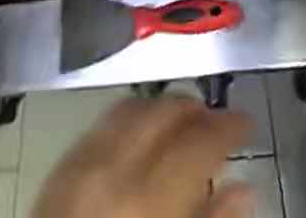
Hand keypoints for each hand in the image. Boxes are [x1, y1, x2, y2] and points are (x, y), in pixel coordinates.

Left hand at [28, 96, 253, 217]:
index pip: (201, 140)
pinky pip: (101, 123)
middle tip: (217, 119)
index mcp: (151, 198)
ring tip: (182, 121)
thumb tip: (242, 192)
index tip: (244, 121)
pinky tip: (139, 132)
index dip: (230, 125)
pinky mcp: (60, 166)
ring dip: (161, 107)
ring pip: (131, 108)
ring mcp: (82, 162)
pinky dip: (128, 117)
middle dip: (195, 109)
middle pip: (164, 112)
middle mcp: (115, 168)